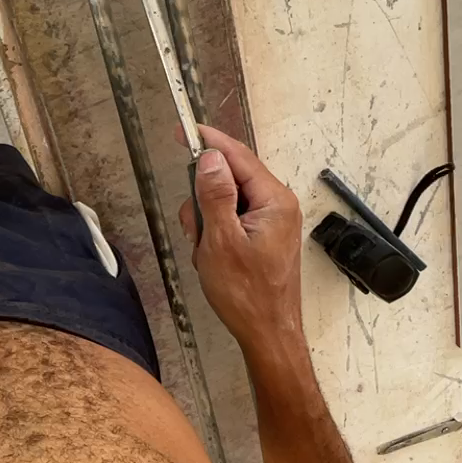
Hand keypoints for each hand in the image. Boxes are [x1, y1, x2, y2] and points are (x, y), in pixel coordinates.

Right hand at [178, 124, 305, 353]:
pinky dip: (213, 234)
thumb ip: (215, 196)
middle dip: (203, 199)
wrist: (266, 331)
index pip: (238, 157)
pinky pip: (230, 220)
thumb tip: (210, 158)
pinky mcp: (261, 237)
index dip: (209, 142)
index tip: (184, 131)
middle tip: (194, 228)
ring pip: (225, 202)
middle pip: (229, 179)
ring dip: (206, 221)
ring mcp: (269, 222)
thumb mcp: (221, 241)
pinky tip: (211, 257)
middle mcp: (276, 206)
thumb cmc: (246, 294)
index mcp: (273, 201)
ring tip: (205, 251)